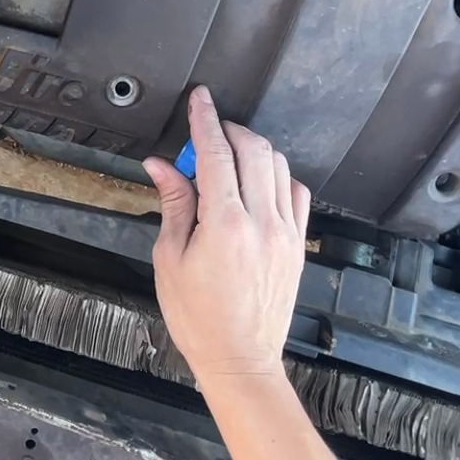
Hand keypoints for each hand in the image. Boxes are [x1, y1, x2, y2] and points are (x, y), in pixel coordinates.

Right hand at [145, 86, 310, 380]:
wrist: (240, 360)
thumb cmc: (199, 316)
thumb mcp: (170, 257)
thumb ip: (173, 202)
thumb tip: (161, 165)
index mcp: (224, 225)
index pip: (215, 153)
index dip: (204, 119)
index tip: (199, 99)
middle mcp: (262, 223)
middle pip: (253, 150)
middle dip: (229, 128)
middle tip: (208, 130)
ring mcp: (286, 234)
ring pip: (279, 166)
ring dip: (253, 149)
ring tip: (228, 158)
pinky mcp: (298, 246)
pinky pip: (297, 193)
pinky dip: (277, 175)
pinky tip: (257, 183)